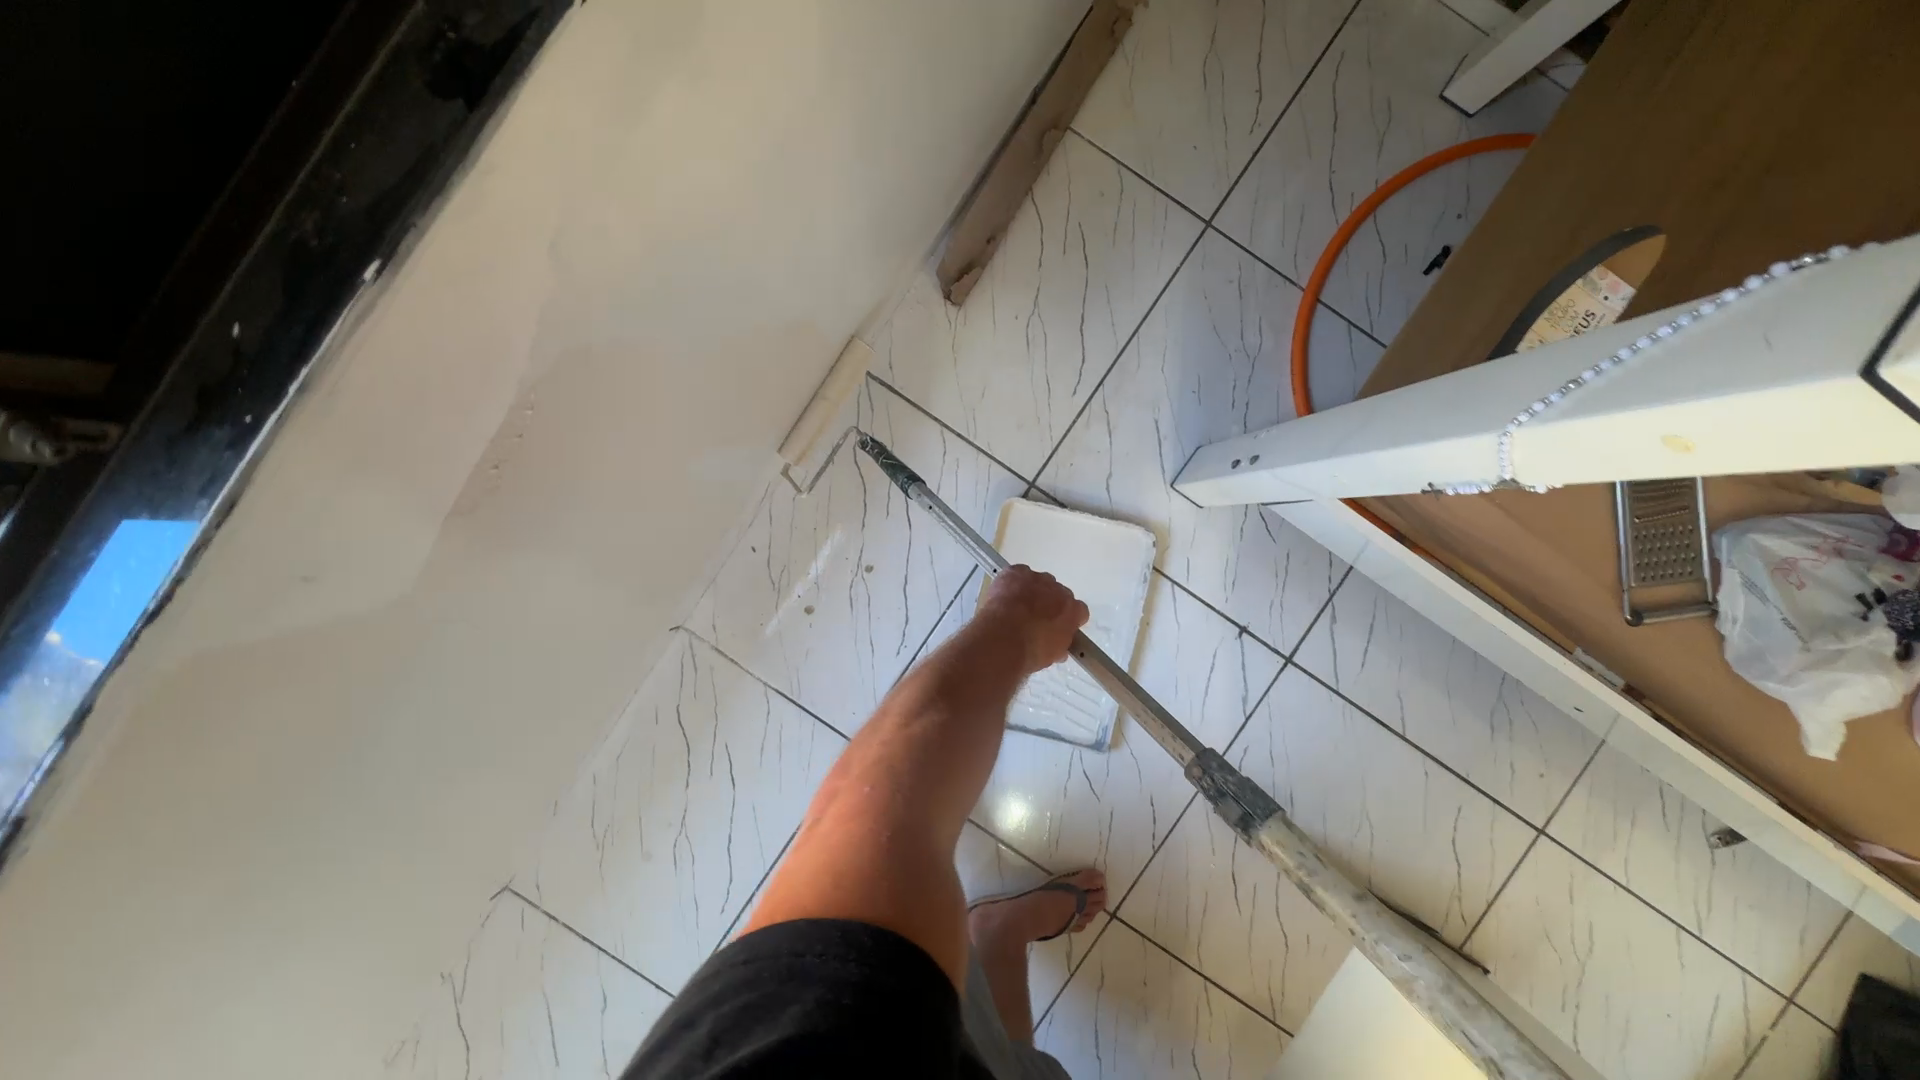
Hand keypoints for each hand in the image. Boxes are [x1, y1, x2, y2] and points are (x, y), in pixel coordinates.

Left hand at [975, 565, 1090, 675]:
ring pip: (1037, 582)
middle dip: (1049, 603)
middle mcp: (1058, 590)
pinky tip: (1005, 596)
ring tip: (1016, 608)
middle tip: (1035, 619)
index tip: (1059, 627)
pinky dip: (1012, 582)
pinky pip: (1017, 574)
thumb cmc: (1031, 652)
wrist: (1003, 639)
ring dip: (1030, 592)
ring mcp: (1036, 579)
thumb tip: (1058, 648)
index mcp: (1073, 610)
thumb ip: (1059, 645)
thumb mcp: (1052, 655)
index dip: (1068, 619)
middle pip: (1057, 593)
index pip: (1079, 610)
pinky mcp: (1015, 572)